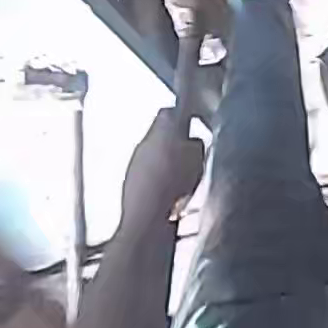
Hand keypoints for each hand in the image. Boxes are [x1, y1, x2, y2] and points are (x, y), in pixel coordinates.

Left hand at [120, 108, 204, 226]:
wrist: (147, 216)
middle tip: (189, 154)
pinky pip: (146, 176)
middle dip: (174, 143)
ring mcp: (134, 163)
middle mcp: (144, 140)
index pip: (171, 111)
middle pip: (161, 134)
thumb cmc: (173, 180)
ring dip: (165, 163)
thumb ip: (197, 143)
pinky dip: (156, 182)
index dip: (183, 116)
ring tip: (181, 179)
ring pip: (153, 155)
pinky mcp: (129, 185)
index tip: (191, 123)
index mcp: (161, 126)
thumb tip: (194, 142)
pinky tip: (169, 195)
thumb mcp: (198, 156)